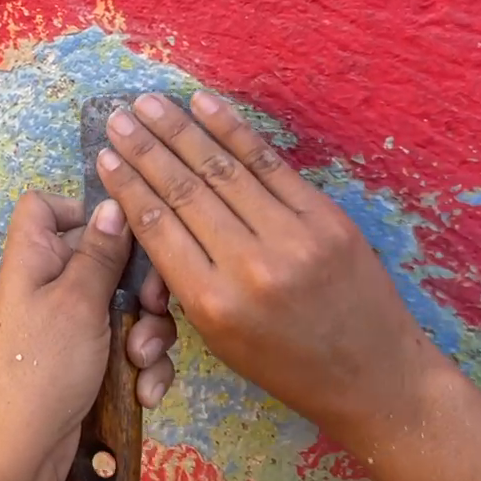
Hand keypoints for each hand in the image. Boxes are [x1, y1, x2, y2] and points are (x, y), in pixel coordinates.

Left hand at [0, 192, 179, 480]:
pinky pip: (125, 347)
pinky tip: (144, 394)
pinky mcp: (86, 361)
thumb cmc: (40, 367)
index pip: (44, 207)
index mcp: (33, 258)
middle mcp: (49, 285)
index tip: (117, 234)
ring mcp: (68, 325)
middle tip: (154, 308)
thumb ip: (100, 253)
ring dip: (146, 333)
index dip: (77, 210)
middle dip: (138, 286)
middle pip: (104, 257)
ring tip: (140, 361)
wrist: (19, 454)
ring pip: (124, 306)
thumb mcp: (76, 303)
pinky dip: (139, 367)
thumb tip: (113, 202)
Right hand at [95, 92, 445, 449]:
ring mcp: (294, 236)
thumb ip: (180, 277)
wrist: (375, 377)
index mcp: (212, 302)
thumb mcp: (215, 337)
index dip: (127, 185)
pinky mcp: (327, 217)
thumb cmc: (282, 363)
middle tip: (117, 117)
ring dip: (179, 129)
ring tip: (148, 103)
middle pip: (183, 190)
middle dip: (144, 148)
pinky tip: (204, 104)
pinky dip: (232, 129)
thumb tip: (144, 216)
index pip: (157, 226)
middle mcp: (250, 265)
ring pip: (221, 169)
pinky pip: (269, 163)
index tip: (105, 155)